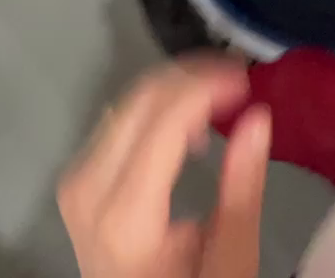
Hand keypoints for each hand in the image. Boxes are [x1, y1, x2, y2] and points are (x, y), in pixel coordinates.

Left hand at [59, 58, 272, 277]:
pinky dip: (158, 105)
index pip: (164, 120)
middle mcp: (89, 185)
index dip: (206, 86)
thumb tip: (258, 117)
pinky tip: (190, 121)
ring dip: (177, 86)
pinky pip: (120, 115)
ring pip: (129, 98)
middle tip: (239, 77)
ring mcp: (77, 176)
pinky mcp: (78, 172)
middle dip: (194, 76)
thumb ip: (242, 190)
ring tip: (222, 97)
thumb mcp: (227, 264)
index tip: (245, 78)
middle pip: (142, 98)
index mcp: (125, 215)